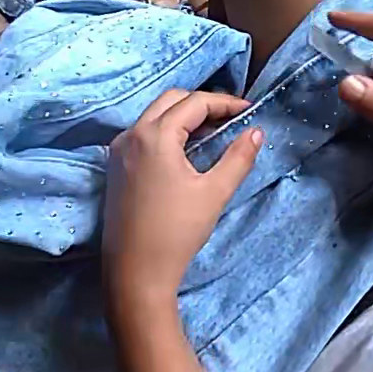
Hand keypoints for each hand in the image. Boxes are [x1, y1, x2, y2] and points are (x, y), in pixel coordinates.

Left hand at [103, 90, 263, 304]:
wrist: (136, 271)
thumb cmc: (177, 231)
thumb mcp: (214, 193)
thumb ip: (238, 158)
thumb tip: (256, 132)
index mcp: (155, 136)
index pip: (194, 103)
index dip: (225, 103)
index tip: (249, 111)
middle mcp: (131, 134)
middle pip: (171, 100)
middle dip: (203, 103)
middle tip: (231, 118)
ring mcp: (119, 150)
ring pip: (155, 115)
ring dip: (184, 116)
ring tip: (213, 132)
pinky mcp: (116, 166)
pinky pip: (144, 133)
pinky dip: (168, 131)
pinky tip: (186, 151)